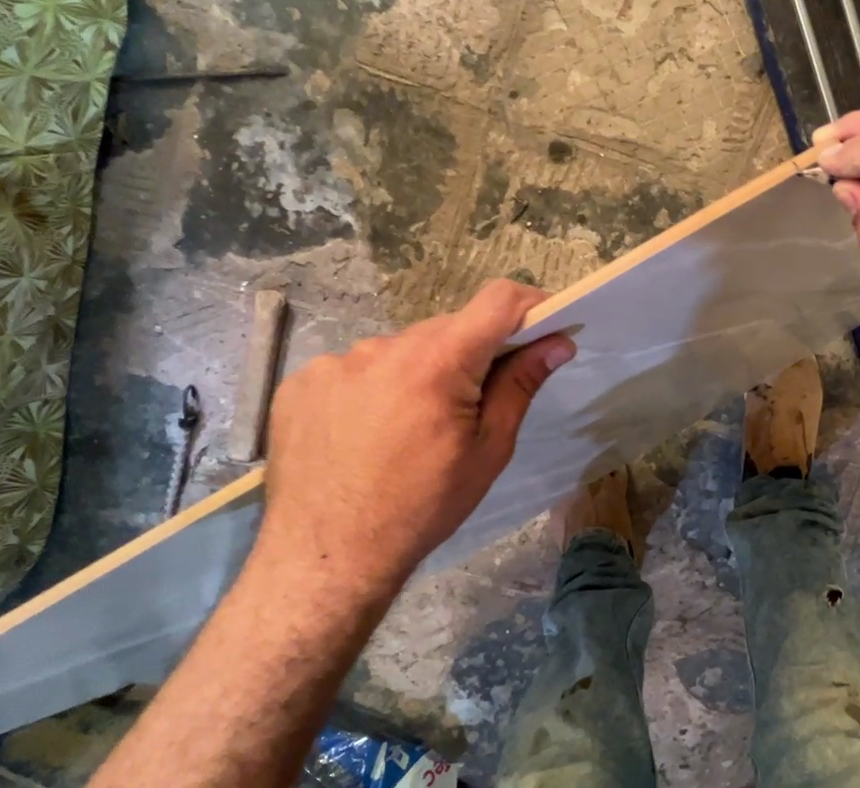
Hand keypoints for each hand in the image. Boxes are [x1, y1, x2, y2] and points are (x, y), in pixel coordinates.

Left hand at [255, 280, 576, 594]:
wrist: (325, 559)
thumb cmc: (423, 507)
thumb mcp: (489, 449)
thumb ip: (520, 385)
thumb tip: (558, 342)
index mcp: (438, 362)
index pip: (498, 300)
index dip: (530, 304)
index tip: (547, 325)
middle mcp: (384, 347)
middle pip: (449, 327)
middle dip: (474, 351)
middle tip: (478, 400)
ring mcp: (335, 362)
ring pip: (402, 349)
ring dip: (422, 371)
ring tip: (414, 426)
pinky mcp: (301, 383)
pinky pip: (356, 368)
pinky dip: (375, 387)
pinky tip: (369, 432)